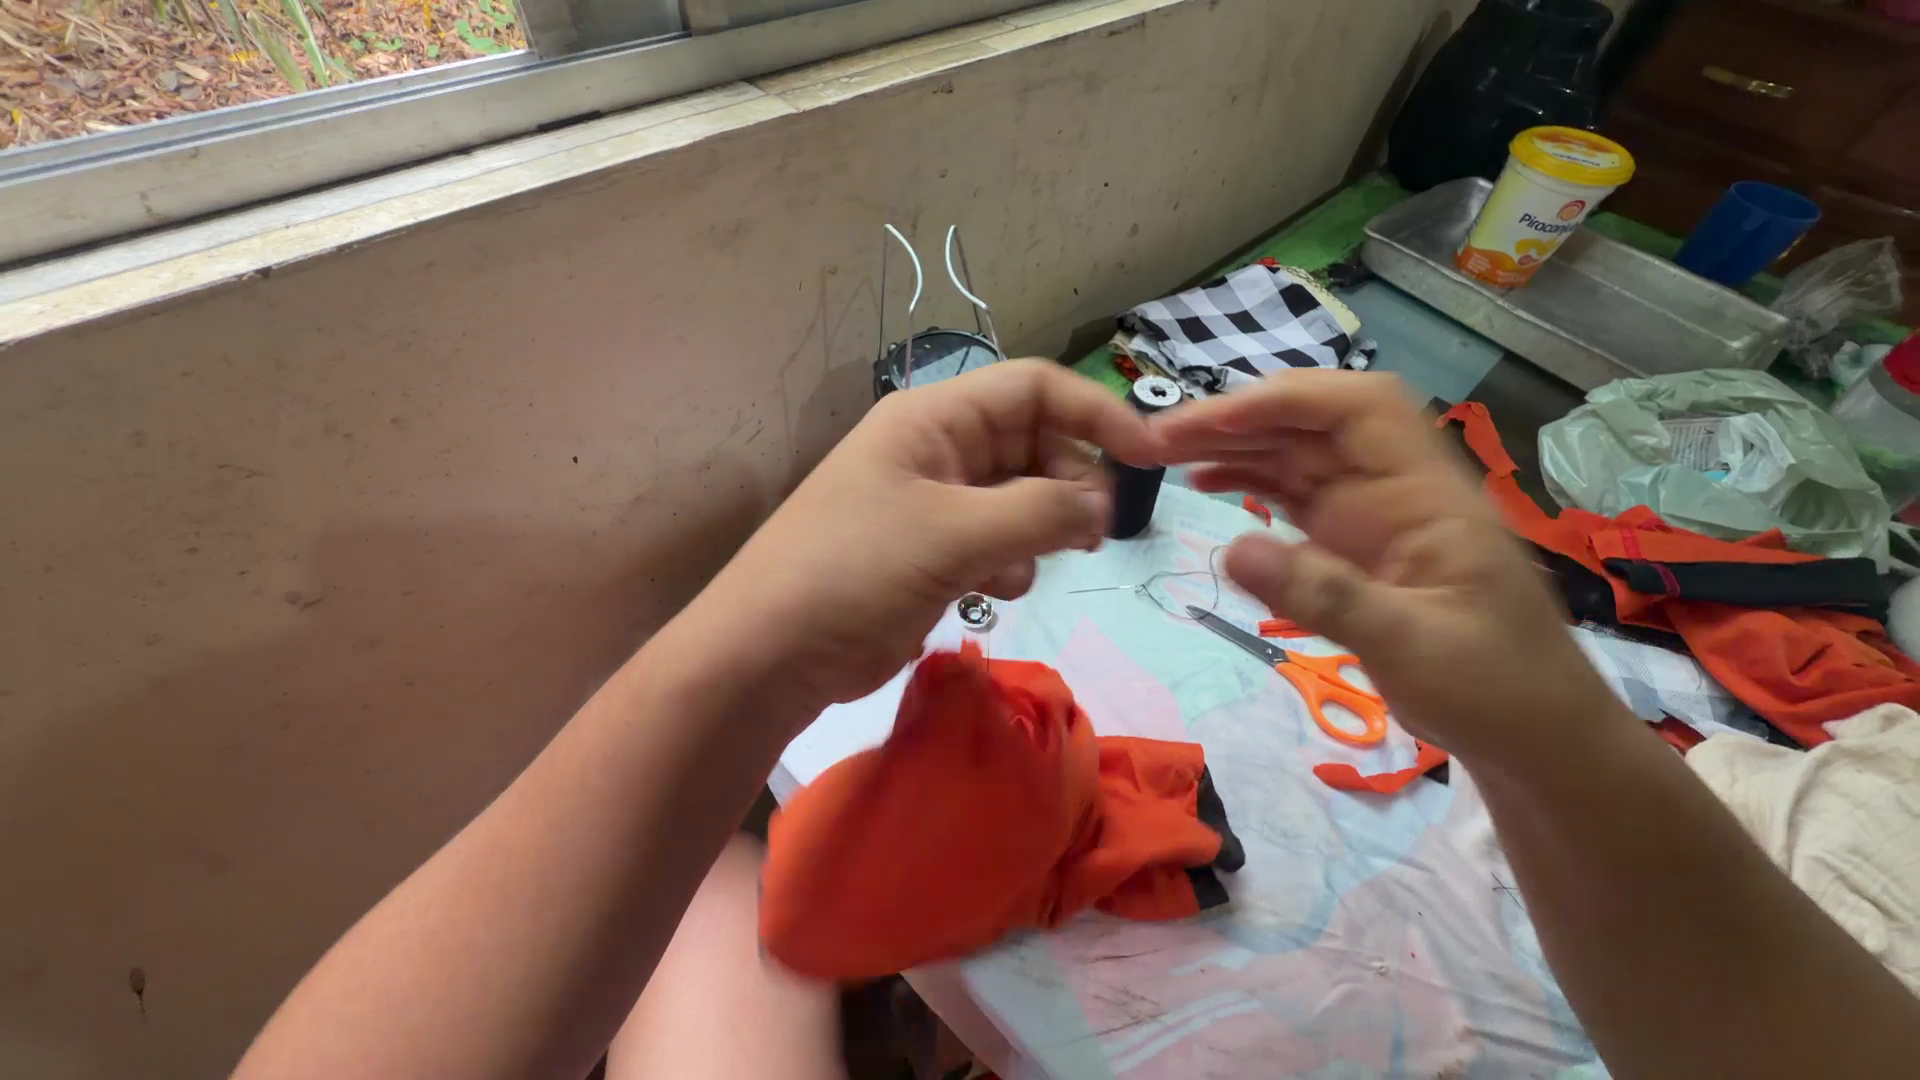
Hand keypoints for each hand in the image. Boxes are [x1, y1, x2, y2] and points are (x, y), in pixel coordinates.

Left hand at [680, 360, 1156, 723]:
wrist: (771, 653)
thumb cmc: (855, 572)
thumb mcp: (955, 534)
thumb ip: (1040, 511)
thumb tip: (1099, 504)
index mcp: (932, 420)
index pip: (1033, 389)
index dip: (1096, 413)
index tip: (1148, 456)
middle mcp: (934, 451)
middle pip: (1030, 444)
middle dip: (1068, 483)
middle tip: (1093, 532)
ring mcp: (930, 504)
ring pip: (1017, 498)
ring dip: (1039, 529)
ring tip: (1032, 565)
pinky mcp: (929, 553)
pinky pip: (994, 541)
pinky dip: (1009, 562)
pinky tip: (995, 591)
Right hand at [1153, 370, 1622, 767]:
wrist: (1533, 734)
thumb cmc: (1493, 688)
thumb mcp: (1412, 647)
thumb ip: (1325, 595)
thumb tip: (1231, 551)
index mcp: (1425, 493)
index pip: (1356, 409)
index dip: (1282, 400)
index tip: (1211, 420)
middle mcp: (1393, 488)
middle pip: (1311, 425)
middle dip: (1237, 421)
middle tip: (1159, 439)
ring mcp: (1370, 513)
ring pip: (1293, 455)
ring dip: (1231, 446)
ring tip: (1164, 455)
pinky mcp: (1351, 542)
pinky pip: (1291, 493)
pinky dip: (1247, 481)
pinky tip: (1205, 484)